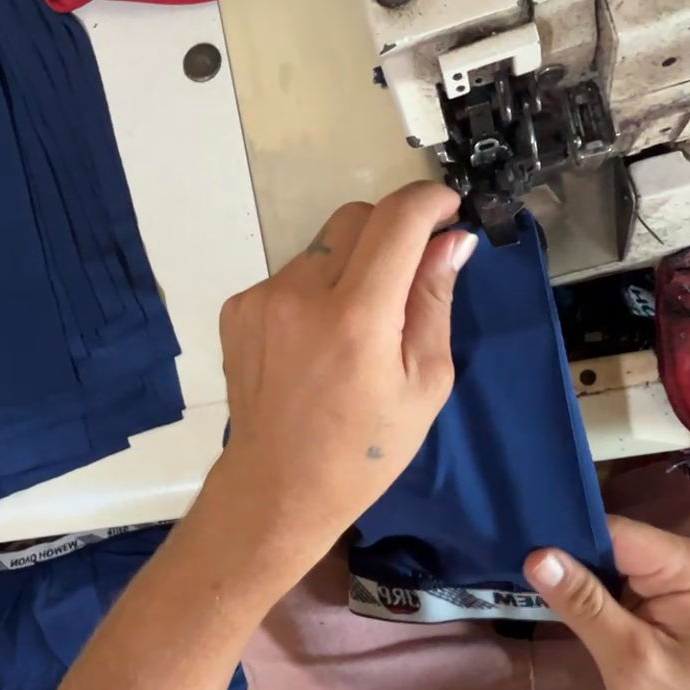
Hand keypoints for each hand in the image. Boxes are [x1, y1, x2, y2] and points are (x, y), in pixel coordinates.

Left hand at [211, 181, 475, 536]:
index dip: (430, 202)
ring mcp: (261, 298)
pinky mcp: (237, 307)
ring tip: (354, 325)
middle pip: (355, 216)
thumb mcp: (424, 383)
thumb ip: (435, 301)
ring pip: (322, 244)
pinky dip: (315, 288)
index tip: (448, 211)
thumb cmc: (364, 450)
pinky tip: (316, 339)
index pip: (397, 219)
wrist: (277, 487)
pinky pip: (291, 272)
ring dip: (351, 263)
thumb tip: (452, 240)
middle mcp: (300, 294)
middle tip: (406, 276)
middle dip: (391, 231)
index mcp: (356, 318)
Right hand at [525, 515, 689, 689]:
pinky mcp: (656, 588)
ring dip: (568, 570)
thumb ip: (584, 605)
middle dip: (562, 553)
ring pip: (602, 555)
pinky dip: (582, 584)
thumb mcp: (630, 661)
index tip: (517, 547)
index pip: (611, 532)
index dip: (564, 537)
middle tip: (511, 563)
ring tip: (522, 575)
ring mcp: (669, 571)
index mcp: (686, 564)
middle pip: (605, 539)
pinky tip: (551, 591)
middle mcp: (680, 555)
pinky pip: (609, 573)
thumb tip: (536, 556)